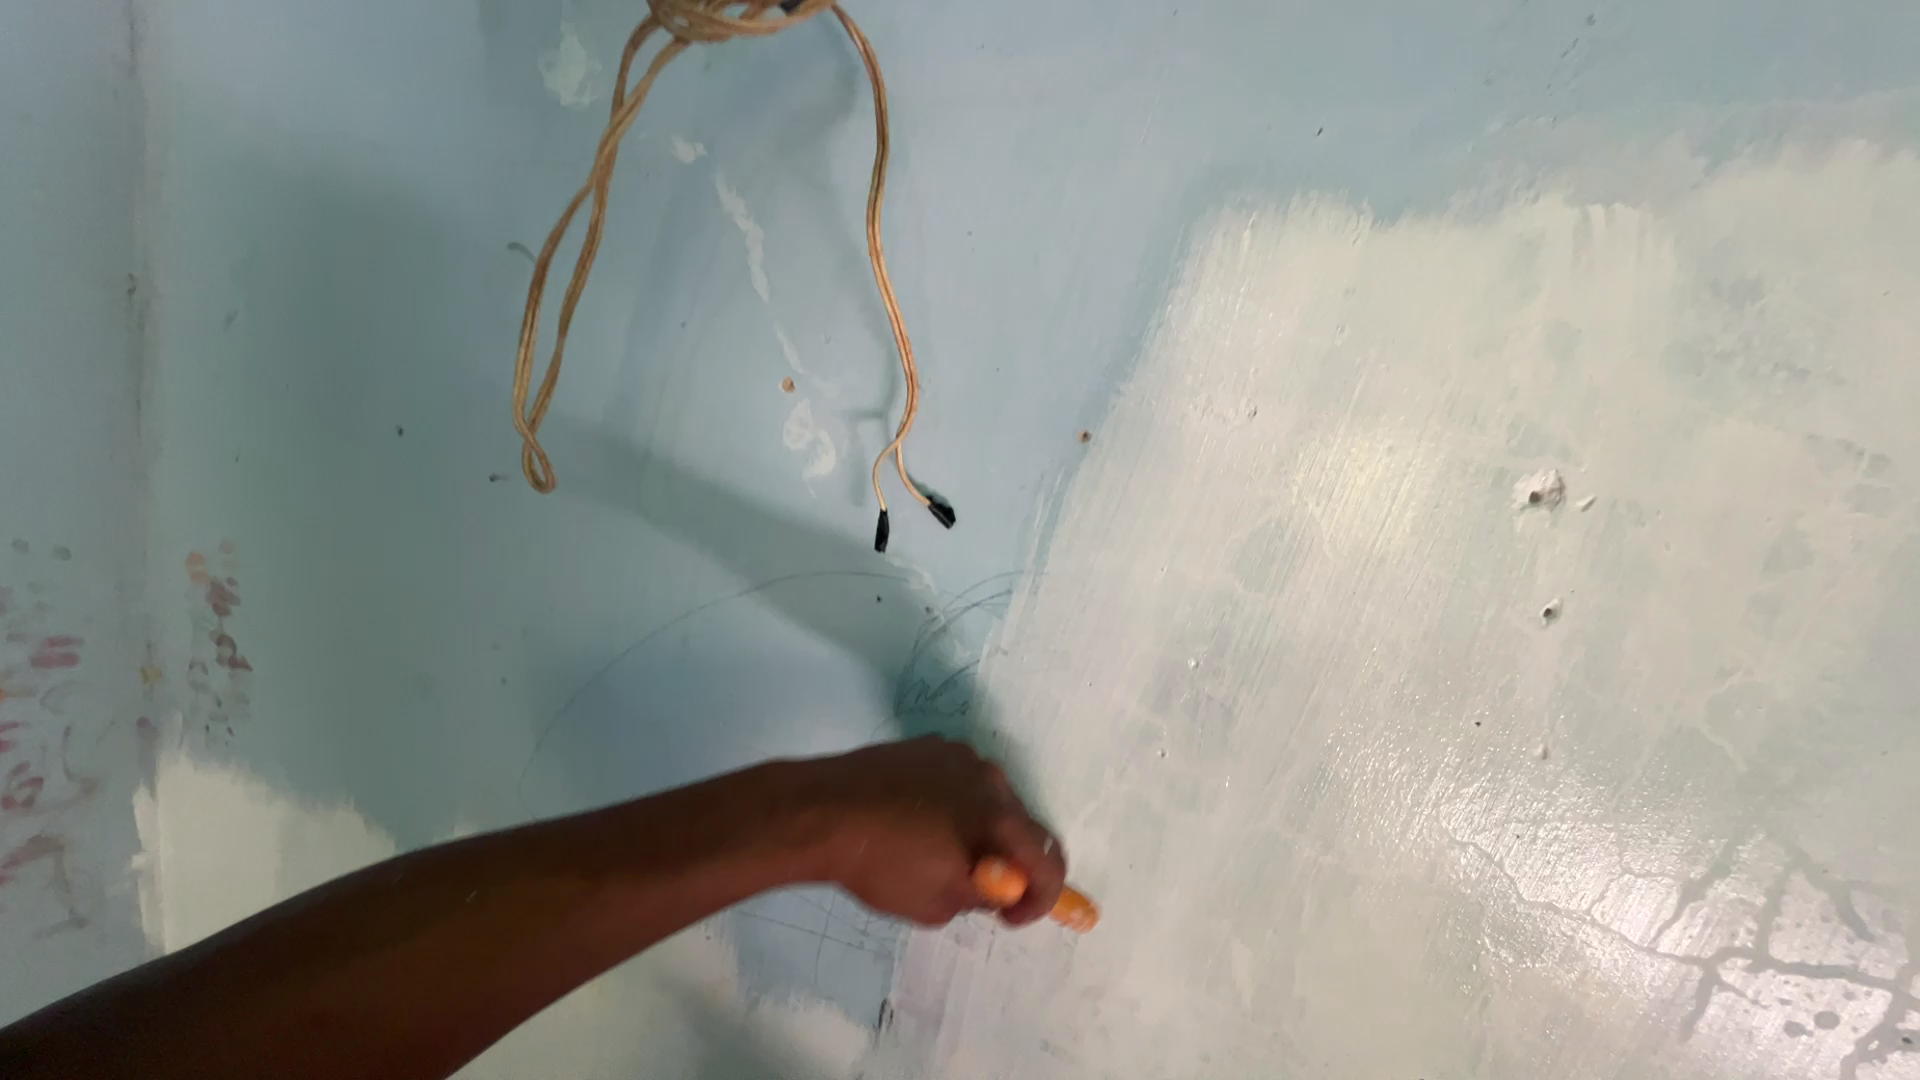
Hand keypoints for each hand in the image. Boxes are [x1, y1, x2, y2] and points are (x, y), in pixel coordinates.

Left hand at [796, 736, 1065, 926]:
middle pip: (1021, 826)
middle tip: (975, 884)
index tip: (1010, 915)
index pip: (1049, 862)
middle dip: (1009, 860)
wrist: (827, 810)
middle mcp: (991, 779)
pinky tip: (918, 817)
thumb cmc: (884, 865)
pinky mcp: (932, 745)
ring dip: (981, 826)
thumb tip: (1000, 884)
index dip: (1041, 898)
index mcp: (999, 820)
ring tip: (939, 847)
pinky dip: (955, 801)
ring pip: (990, 798)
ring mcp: (961, 755)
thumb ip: (982, 894)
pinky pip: (960, 779)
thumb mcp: (939, 903)